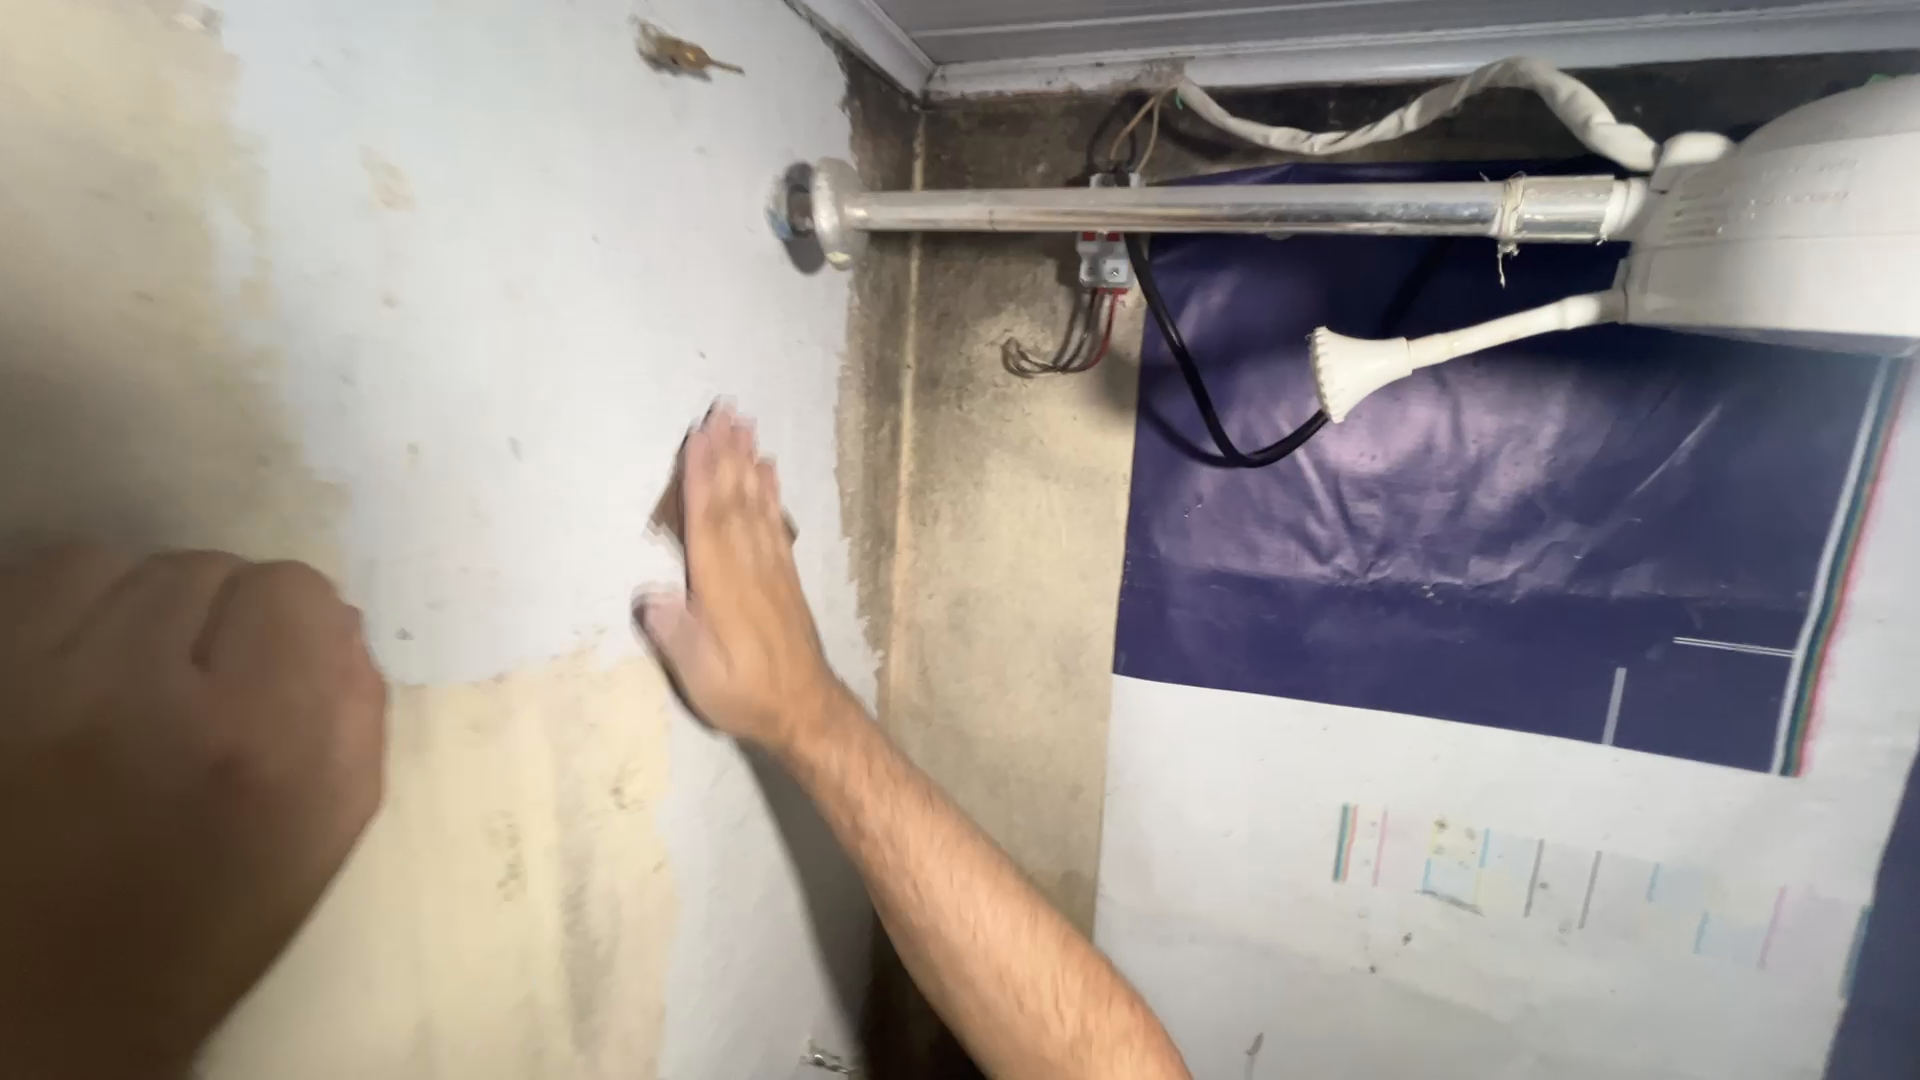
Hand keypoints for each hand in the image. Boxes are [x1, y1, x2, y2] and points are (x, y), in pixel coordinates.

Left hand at [0, 545, 386, 1078]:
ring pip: (100, 564)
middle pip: (202, 569)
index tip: (288, 652)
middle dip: (226, 606)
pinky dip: (60, 610)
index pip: (291, 588)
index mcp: (256, 733)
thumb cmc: (219, 908)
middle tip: (217, 665)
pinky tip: (73, 665)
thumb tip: (337, 623)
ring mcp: (16, 697)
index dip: (299, 614)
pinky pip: (17, 593)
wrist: (40, 1009)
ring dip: (138, 599)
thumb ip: (356, 702)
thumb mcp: (338, 811)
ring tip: (140, 658)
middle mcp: (133, 698)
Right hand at [639, 404, 844, 751]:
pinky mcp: (786, 576)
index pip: (707, 521)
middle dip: (727, 454)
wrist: (805, 706)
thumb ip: (675, 634)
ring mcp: (772, 568)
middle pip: (734, 500)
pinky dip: (772, 494)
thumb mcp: (700, 677)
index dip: (701, 477)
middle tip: (726, 410)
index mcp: (722, 587)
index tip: (698, 436)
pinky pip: (778, 524)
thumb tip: (649, 594)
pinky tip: (769, 472)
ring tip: (746, 426)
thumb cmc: (746, 694)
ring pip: (757, 505)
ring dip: (749, 463)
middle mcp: (749, 566)